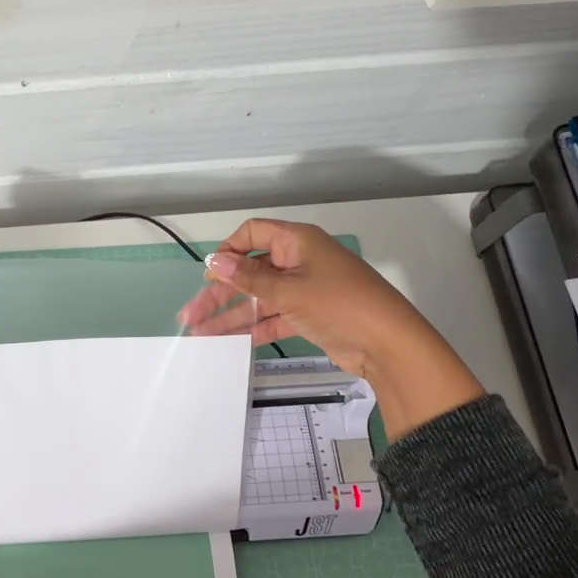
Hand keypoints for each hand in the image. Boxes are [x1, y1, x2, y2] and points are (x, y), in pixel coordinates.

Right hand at [177, 218, 482, 435]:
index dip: (227, 251)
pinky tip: (226, 341)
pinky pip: (270, 317)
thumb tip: (214, 261)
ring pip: (257, 298)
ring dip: (230, 315)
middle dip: (220, 293)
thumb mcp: (288, 290)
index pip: (252, 234)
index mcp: (296, 241)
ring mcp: (302, 289)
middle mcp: (297, 260)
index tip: (208, 274)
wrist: (387, 343)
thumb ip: (248, 279)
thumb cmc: (339, 304)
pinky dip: (250, 328)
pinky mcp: (306, 315)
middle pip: (249, 271)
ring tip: (199, 334)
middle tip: (190, 316)